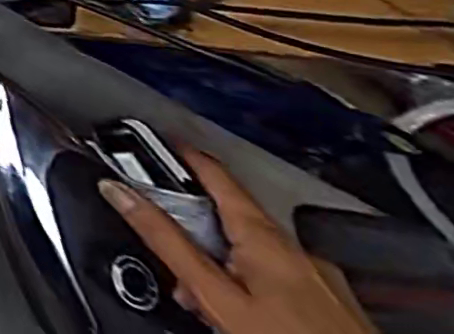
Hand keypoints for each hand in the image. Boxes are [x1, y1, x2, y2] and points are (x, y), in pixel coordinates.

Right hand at [100, 148, 373, 333]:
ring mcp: (320, 278)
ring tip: (203, 296)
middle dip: (191, 225)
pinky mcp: (335, 307)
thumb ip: (166, 242)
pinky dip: (249, 282)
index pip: (211, 170)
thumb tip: (118, 191)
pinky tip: (243, 311)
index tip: (147, 142)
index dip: (176, 152)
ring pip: (253, 249)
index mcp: (264, 235)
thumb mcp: (216, 296)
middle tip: (166, 248)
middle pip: (228, 213)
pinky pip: (279, 276)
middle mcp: (296, 248)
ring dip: (219, 259)